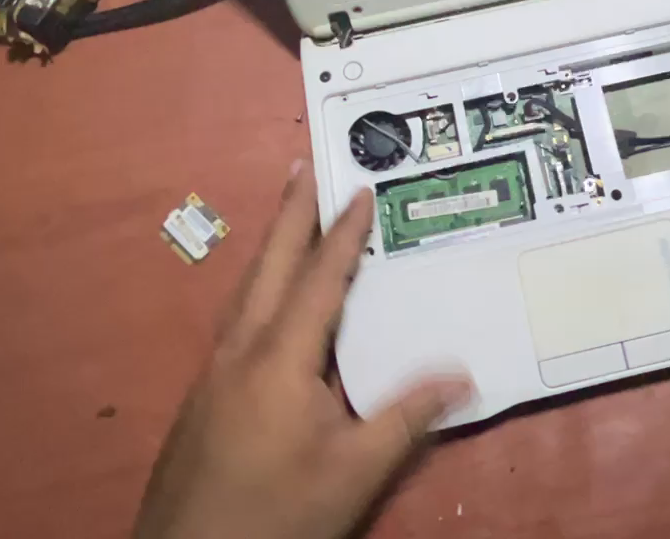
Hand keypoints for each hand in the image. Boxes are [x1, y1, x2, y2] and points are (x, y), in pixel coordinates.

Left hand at [134, 178, 474, 538]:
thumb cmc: (276, 515)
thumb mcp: (353, 473)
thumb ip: (406, 418)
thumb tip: (464, 376)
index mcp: (280, 358)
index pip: (319, 279)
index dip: (342, 233)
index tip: (359, 189)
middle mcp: (242, 349)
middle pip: (268, 264)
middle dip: (288, 212)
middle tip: (303, 165)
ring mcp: (216, 370)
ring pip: (246, 287)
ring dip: (270, 242)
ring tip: (288, 212)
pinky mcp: (205, 393)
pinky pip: (238, 314)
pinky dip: (259, 281)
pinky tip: (268, 293)